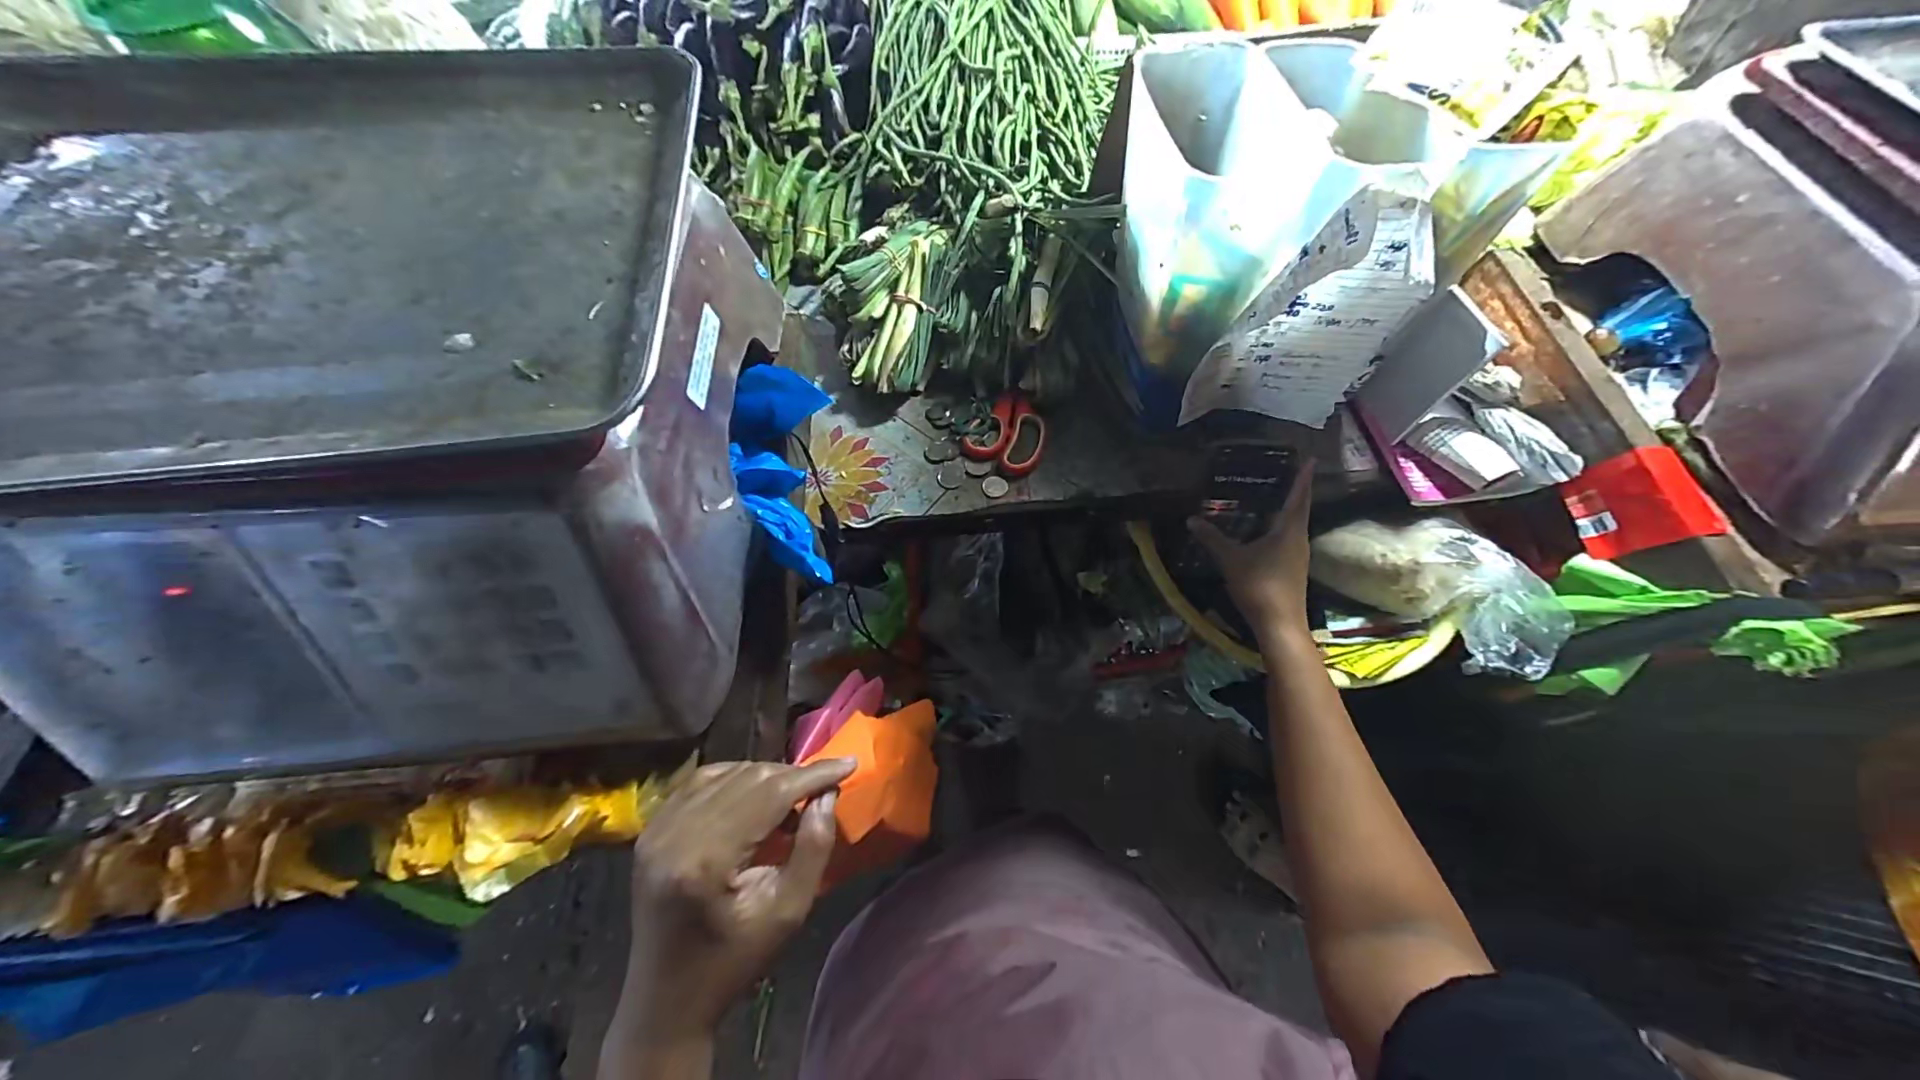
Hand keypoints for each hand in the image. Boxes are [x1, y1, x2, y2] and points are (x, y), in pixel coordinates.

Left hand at [623, 758, 854, 1042]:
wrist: (665, 1001)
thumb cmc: (732, 962)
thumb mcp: (788, 912)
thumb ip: (813, 848)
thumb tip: (827, 795)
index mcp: (706, 860)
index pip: (769, 794)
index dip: (812, 775)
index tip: (848, 764)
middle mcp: (675, 833)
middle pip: (747, 778)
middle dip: (792, 775)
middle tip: (824, 786)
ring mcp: (657, 829)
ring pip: (724, 773)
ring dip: (764, 775)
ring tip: (793, 794)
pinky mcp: (650, 830)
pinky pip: (698, 783)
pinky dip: (733, 778)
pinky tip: (754, 793)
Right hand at [1188, 467, 1313, 643]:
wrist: (1280, 624)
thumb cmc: (1259, 585)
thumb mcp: (1231, 559)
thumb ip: (1212, 538)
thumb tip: (1192, 519)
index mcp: (1289, 530)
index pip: (1298, 497)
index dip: (1302, 477)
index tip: (1309, 459)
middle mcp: (1299, 539)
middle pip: (1299, 509)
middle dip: (1294, 491)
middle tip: (1288, 473)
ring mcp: (1298, 556)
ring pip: (1294, 526)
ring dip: (1286, 511)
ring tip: (1274, 497)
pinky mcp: (1292, 569)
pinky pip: (1287, 539)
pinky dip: (1279, 528)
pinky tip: (1265, 530)